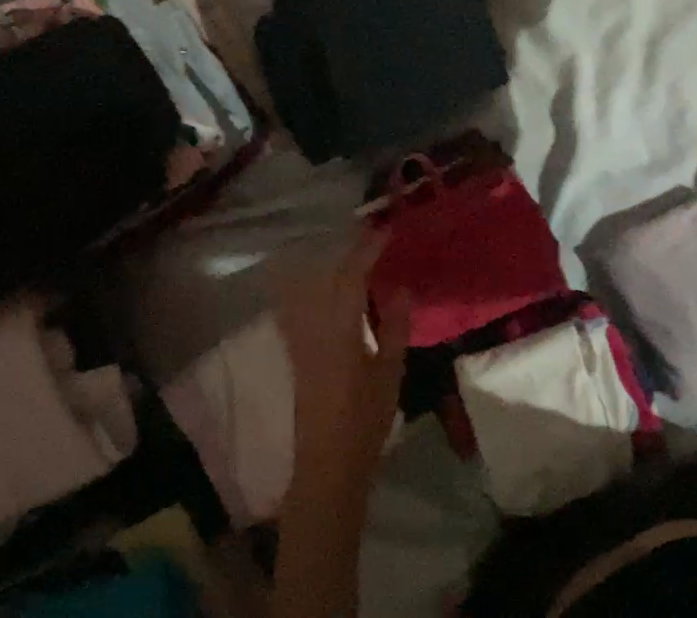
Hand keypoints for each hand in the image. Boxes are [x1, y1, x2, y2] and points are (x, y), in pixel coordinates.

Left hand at [276, 235, 409, 491]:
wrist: (328, 462)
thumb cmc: (366, 420)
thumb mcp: (391, 373)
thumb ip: (395, 327)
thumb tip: (401, 288)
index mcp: (342, 331)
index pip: (352, 278)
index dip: (367, 251)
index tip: (385, 233)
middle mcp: (315, 328)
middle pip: (328, 278)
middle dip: (349, 253)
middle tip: (372, 239)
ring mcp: (300, 339)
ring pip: (308, 290)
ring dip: (327, 266)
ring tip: (348, 255)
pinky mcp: (295, 352)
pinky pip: (296, 308)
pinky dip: (305, 288)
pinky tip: (313, 284)